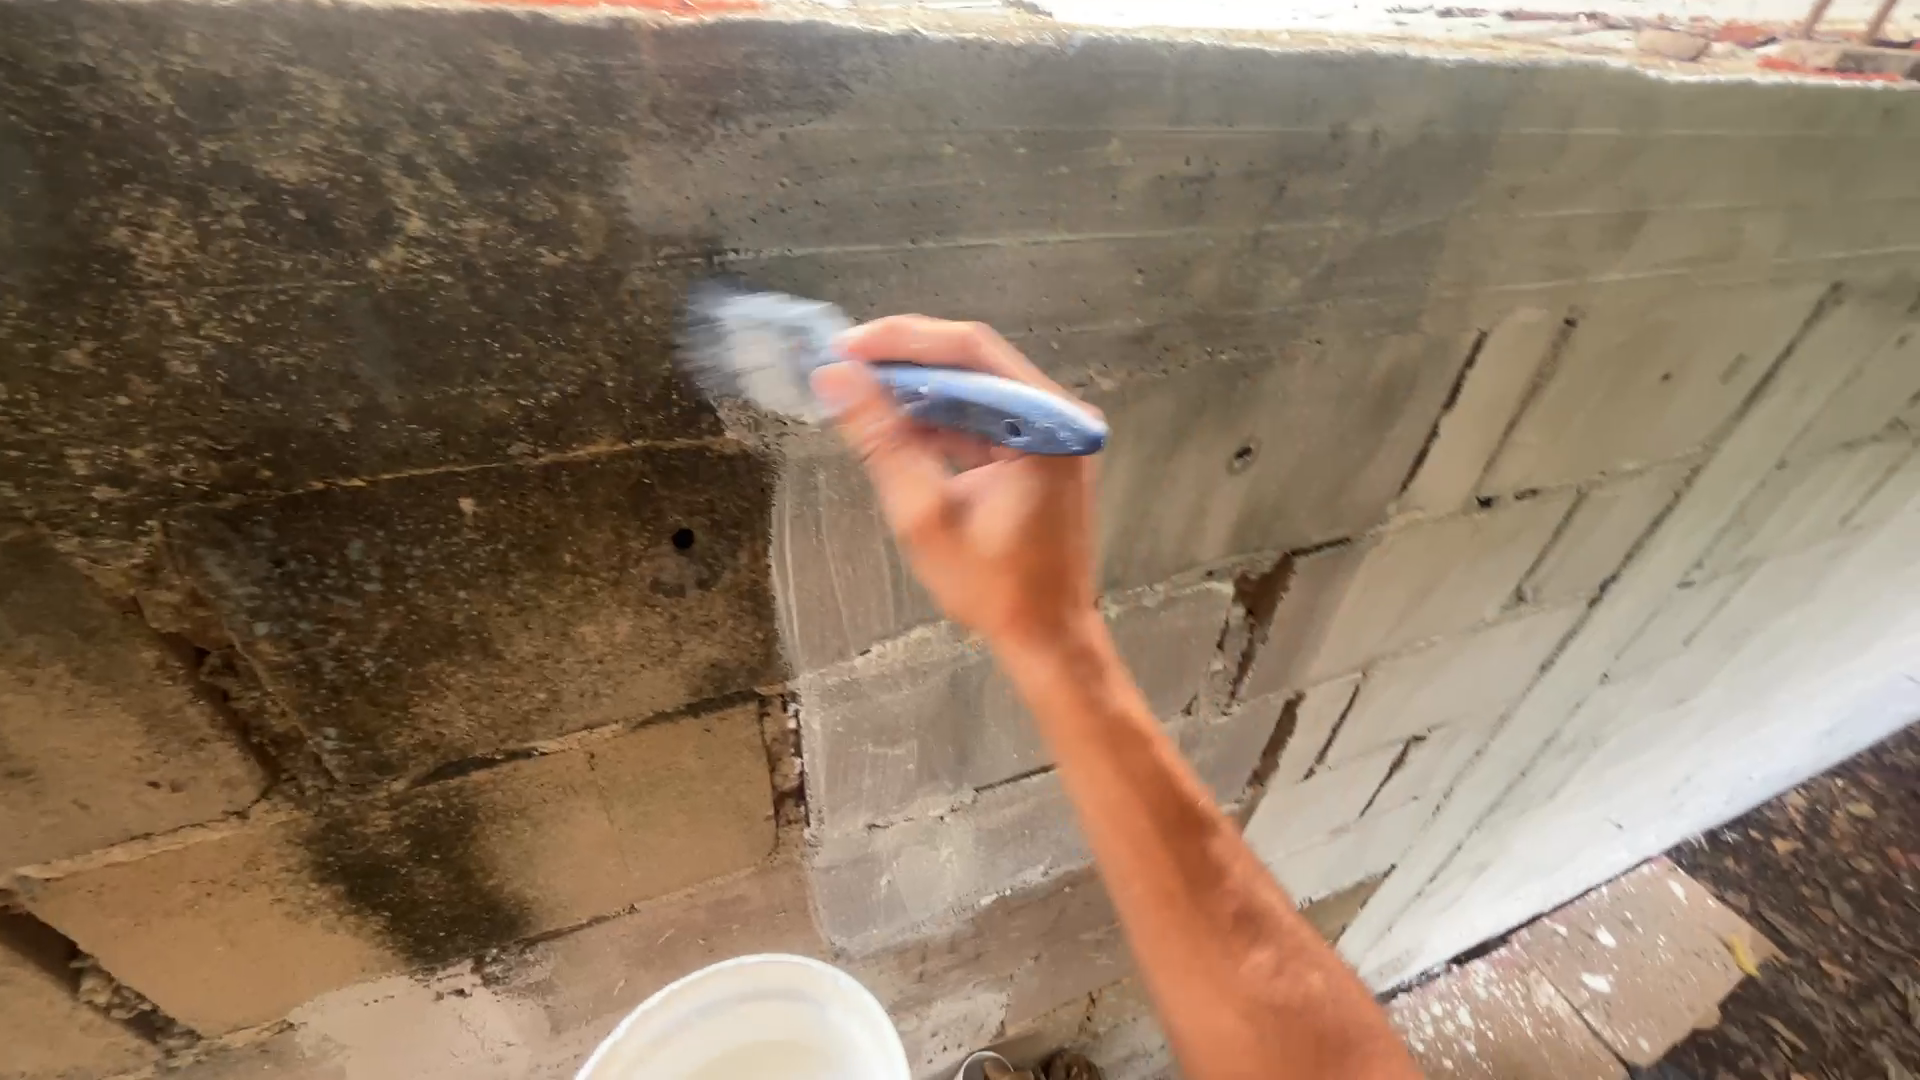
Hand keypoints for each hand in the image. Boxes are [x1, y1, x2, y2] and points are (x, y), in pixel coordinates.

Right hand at [811, 316, 1100, 647]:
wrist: (1047, 637)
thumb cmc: (992, 587)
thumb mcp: (924, 514)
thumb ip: (882, 441)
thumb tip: (836, 378)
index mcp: (1045, 423)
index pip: (971, 350)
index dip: (903, 341)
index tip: (847, 346)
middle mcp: (1059, 417)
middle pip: (976, 363)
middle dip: (908, 363)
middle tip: (848, 367)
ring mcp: (1055, 435)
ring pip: (978, 390)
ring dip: (922, 392)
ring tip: (864, 395)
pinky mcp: (1043, 455)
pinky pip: (987, 420)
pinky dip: (945, 421)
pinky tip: (901, 427)